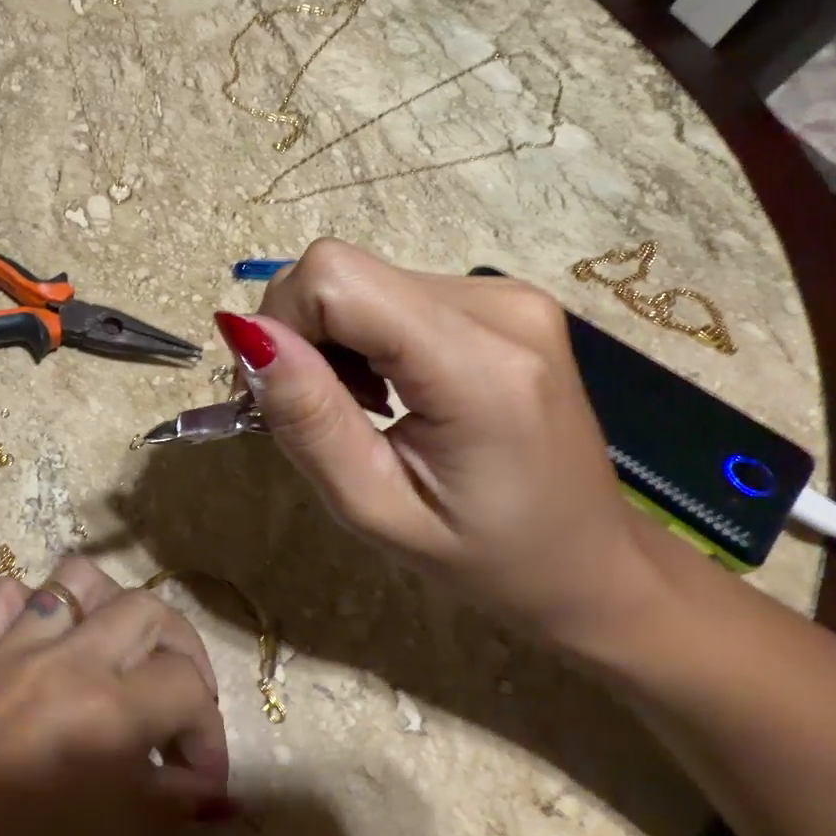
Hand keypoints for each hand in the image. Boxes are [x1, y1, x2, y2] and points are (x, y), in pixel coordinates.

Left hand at [0, 557, 234, 835]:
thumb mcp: (110, 833)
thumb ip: (170, 808)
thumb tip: (221, 799)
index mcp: (105, 709)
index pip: (188, 686)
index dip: (210, 732)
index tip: (199, 778)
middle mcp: (64, 657)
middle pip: (147, 609)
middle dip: (180, 648)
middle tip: (178, 699)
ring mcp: (11, 642)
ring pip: (75, 579)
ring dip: (110, 605)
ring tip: (118, 649)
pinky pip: (6, 594)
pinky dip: (34, 603)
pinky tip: (44, 639)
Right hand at [216, 238, 661, 650]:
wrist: (593, 563)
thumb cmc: (483, 557)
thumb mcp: (373, 508)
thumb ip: (308, 418)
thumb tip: (243, 332)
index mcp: (479, 366)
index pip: (336, 278)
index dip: (283, 322)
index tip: (278, 393)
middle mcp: (499, 305)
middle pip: (340, 271)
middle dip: (299, 335)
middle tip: (315, 412)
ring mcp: (504, 294)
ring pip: (356, 278)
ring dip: (328, 339)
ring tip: (356, 408)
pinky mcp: (497, 296)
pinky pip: (384, 289)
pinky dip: (358, 335)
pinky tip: (384, 387)